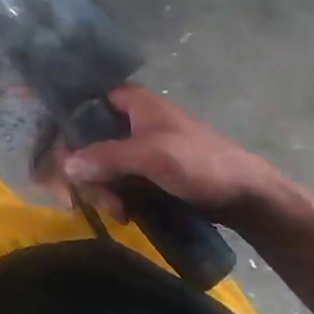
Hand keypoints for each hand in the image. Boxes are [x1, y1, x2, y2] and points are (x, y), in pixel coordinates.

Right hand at [62, 85, 289, 223]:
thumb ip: (106, 157)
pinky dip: (117, 195)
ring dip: (103, 189)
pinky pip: (118, 178)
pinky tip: (125, 213)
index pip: (83, 105)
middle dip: (89, 171)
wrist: (249, 196)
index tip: (64, 161)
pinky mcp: (148, 169)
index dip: (68, 130)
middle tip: (101, 198)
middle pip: (88, 139)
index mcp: (131, 100)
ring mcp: (139, 145)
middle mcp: (130, 117)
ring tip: (119, 211)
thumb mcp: (150, 156)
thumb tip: (64, 165)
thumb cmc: (200, 163)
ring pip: (101, 163)